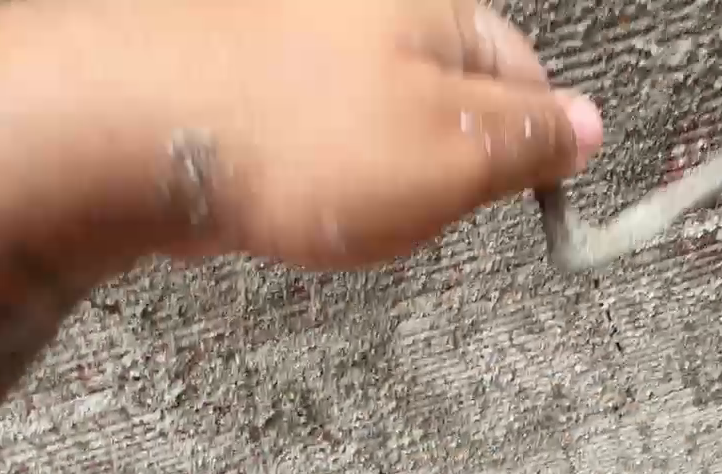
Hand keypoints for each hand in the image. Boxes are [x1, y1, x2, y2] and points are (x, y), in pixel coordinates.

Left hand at [82, 0, 604, 265]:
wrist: (133, 136)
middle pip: (461, 90)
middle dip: (463, 159)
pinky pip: (334, 122)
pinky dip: (343, 165)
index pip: (527, 74)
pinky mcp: (256, 66)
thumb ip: (532, 140)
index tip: (531, 199)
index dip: (540, 145)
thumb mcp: (455, 154)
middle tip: (433, 205)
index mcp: (430, 8)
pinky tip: (317, 191)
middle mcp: (369, 3)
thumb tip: (589, 127)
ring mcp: (306, 30)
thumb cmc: (309, 147)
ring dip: (402, 170)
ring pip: (396, 113)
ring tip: (365, 204)